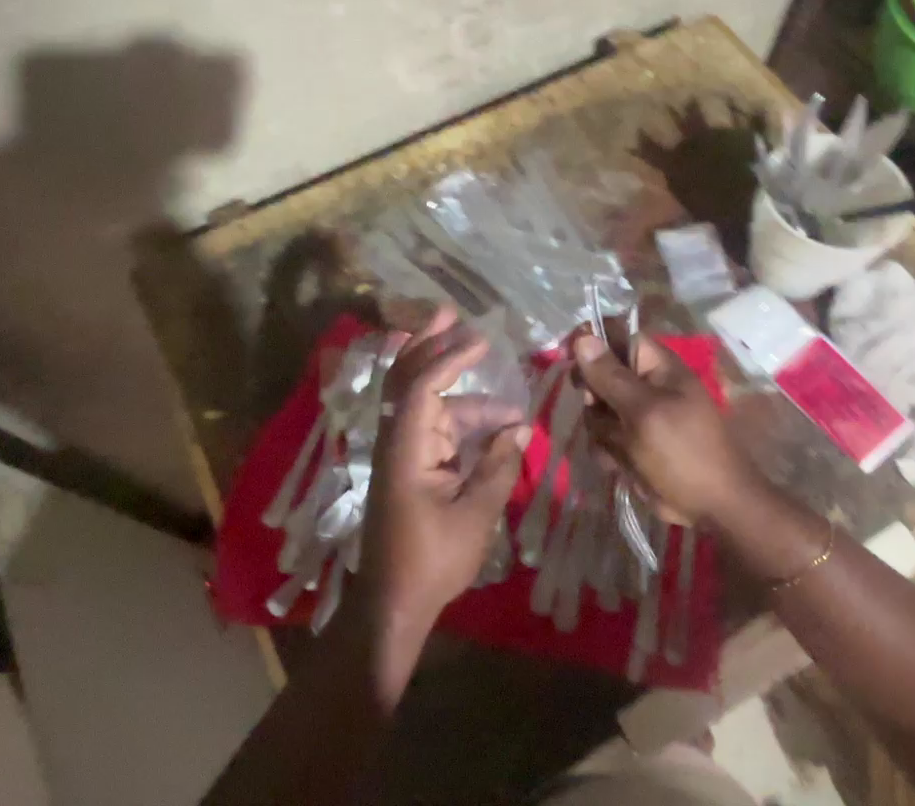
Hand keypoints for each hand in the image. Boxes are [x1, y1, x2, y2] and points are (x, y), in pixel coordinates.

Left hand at [358, 308, 527, 632]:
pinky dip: (463, 419)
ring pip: (429, 404)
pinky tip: (498, 426)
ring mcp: (403, 452)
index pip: (421, 386)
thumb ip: (498, 465)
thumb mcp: (475, 514)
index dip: (448, 357)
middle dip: (429, 344)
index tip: (481, 340)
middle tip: (452, 314)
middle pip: (408, 379)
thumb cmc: (433, 560)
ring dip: (463, 393)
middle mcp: (398, 440)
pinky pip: (437, 428)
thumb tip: (519, 426)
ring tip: (510, 402)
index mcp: (405, 448)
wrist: (394, 601)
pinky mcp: (411, 467)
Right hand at [573, 333, 766, 525]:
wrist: (710, 505)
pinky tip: (621, 465)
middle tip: (598, 407)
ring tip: (622, 447)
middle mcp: (643, 385)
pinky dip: (607, 451)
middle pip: (598, 374)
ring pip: (595, 410)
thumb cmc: (684, 449)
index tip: (567, 353)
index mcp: (656, 366)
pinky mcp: (629, 443)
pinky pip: (601, 437)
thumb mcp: (644, 410)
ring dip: (602, 430)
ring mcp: (635, 416)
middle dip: (594, 395)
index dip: (591, 339)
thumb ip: (611, 376)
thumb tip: (583, 338)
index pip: (617, 335)